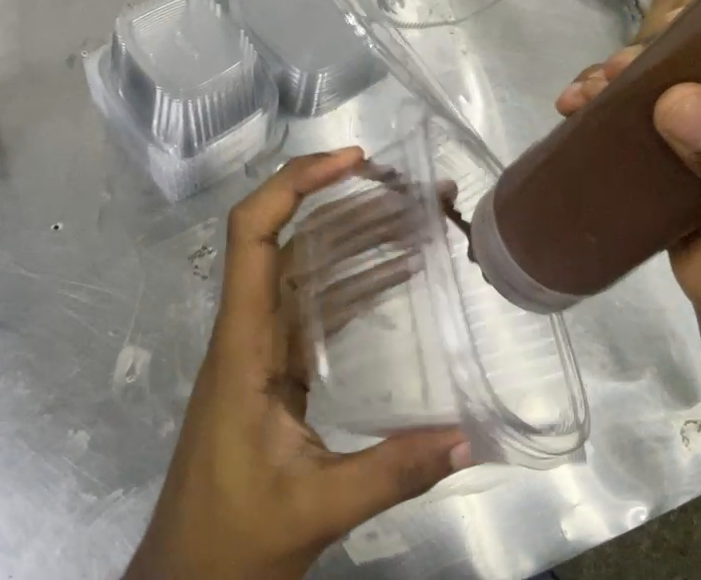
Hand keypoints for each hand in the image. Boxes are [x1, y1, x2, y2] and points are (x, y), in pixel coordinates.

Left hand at [126, 151, 472, 579]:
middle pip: (293, 243)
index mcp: (244, 346)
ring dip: (359, 240)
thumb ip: (392, 472)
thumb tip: (471, 440)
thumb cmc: (230, 537)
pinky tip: (399, 275)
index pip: (254, 236)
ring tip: (420, 218)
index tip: (354, 162)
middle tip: (415, 190)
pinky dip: (357, 286)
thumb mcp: (315, 507)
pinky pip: (318, 311)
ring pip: (309, 273)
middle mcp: (251, 334)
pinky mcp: (278, 374)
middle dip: (350, 205)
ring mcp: (263, 352)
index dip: (296, 184)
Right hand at [554, 0, 700, 360]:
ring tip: (592, 91)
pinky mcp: (675, 140)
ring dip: (622, 65)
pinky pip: (636, 102)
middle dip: (660, 33)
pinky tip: (574, 105)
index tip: (680, 18)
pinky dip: (601, 97)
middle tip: (627, 66)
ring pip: (667, 59)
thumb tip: (676, 101)